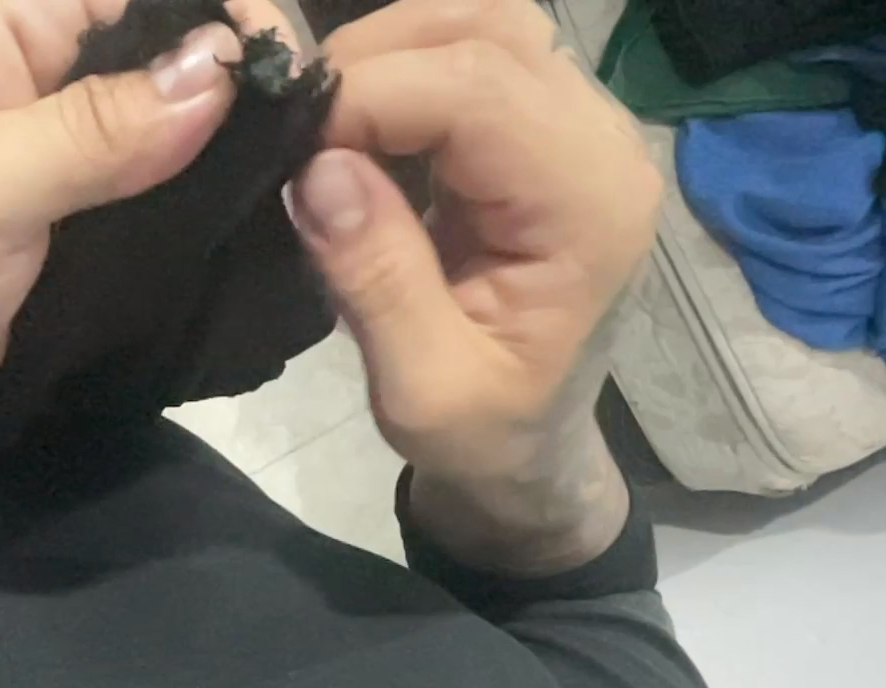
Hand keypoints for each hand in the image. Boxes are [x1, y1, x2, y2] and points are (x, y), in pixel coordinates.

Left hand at [0, 0, 265, 404]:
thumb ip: (93, 130)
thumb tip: (219, 74)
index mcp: (2, 27)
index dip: (206, 5)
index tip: (276, 62)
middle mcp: (36, 67)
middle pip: (151, 35)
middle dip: (223, 65)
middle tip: (297, 121)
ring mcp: (57, 138)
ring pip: (156, 108)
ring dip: (213, 130)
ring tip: (282, 160)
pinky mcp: (71, 200)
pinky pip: (143, 174)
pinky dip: (186, 184)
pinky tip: (232, 200)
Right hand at [291, 0, 661, 486]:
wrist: (525, 447)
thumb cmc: (481, 433)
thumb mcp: (422, 385)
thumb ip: (377, 279)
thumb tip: (316, 170)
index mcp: (586, 208)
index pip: (479, 90)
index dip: (370, 96)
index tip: (286, 147)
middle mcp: (598, 146)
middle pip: (487, 33)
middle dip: (374, 62)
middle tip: (294, 130)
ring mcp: (574, 136)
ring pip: (480, 32)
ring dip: (387, 62)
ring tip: (318, 128)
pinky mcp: (536, 144)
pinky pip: (469, 70)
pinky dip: (399, 84)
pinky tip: (354, 137)